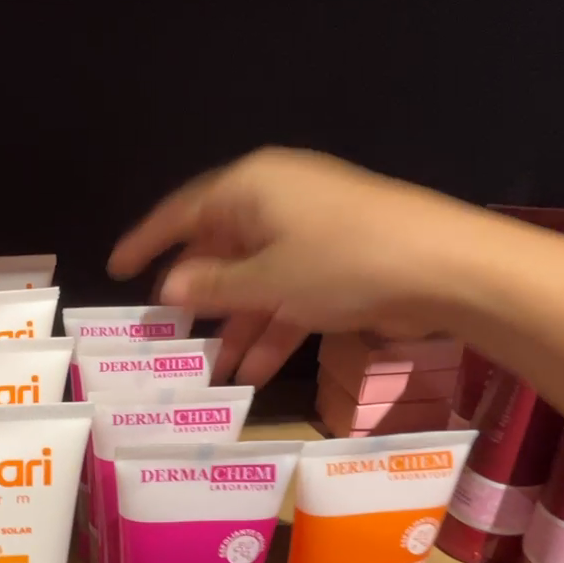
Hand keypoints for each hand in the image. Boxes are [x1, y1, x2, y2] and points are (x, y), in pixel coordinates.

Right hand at [108, 148, 503, 385]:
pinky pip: (285, 294)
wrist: (447, 267)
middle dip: (196, 302)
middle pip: (217, 252)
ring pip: (252, 282)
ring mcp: (305, 232)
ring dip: (235, 328)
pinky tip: (255, 374)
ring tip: (212, 374)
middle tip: (168, 336)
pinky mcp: (333, 261)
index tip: (116, 269)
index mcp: (249, 188)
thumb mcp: (266, 281)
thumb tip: (166, 289)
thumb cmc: (342, 261)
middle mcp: (273, 202)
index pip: (181, 213)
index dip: (145, 243)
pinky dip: (271, 330)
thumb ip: (210, 286)